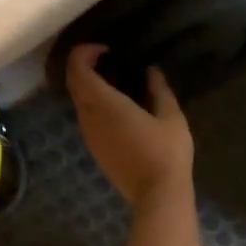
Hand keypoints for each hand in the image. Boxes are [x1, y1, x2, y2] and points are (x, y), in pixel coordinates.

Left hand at [65, 43, 194, 205]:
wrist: (157, 195)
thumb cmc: (166, 152)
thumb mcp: (171, 116)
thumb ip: (158, 89)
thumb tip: (151, 71)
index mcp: (105, 104)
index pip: (78, 69)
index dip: (84, 52)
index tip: (107, 50)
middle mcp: (89, 118)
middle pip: (74, 84)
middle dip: (87, 67)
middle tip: (113, 62)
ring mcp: (90, 136)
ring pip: (80, 103)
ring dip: (92, 88)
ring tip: (120, 85)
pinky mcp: (96, 150)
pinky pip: (88, 119)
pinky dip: (97, 106)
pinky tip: (122, 110)